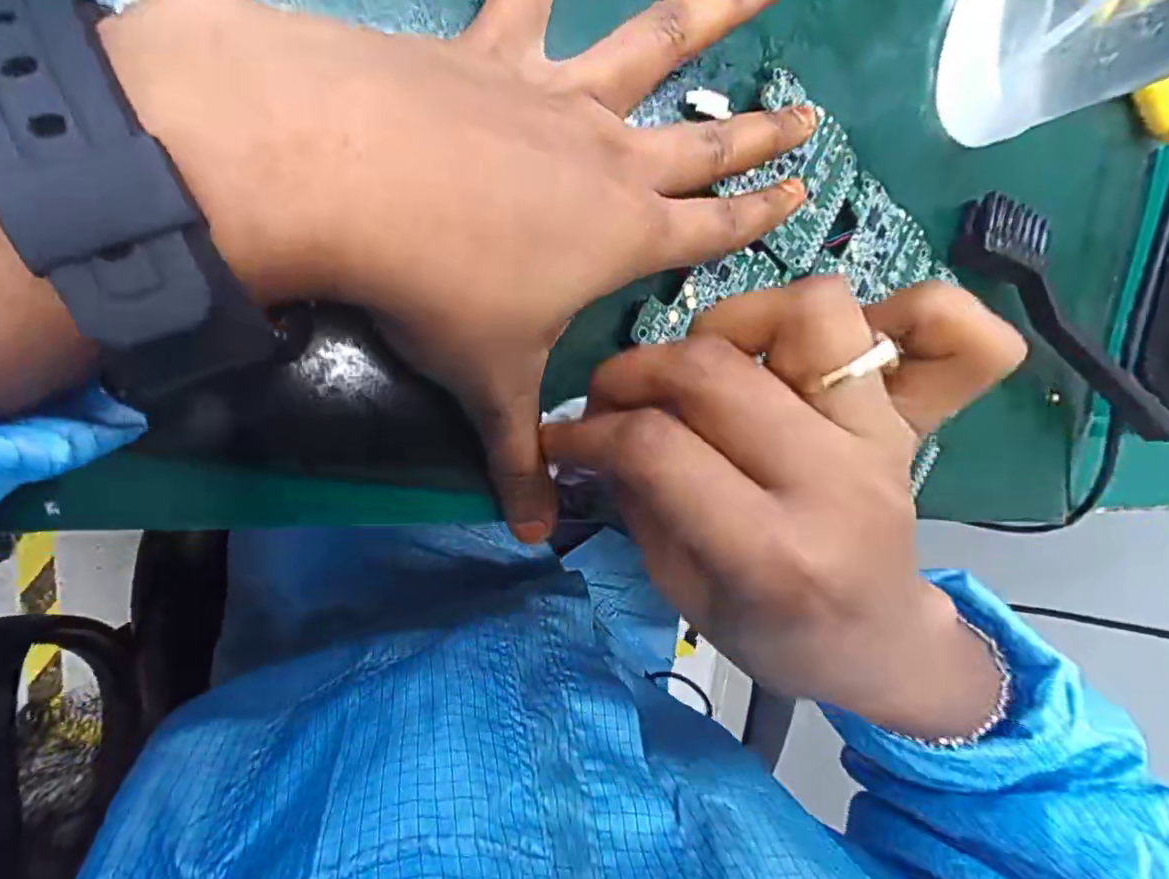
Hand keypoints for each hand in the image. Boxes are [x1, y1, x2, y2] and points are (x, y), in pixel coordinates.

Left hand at [104, 0, 815, 540]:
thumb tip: (530, 537)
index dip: (756, 216)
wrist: (362, 188)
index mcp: (620, 236)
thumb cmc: (444, 295)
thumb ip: (517, 463)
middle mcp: (605, 157)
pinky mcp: (489, 53)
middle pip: (699, 145)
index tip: (802, 189)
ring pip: (646, 45)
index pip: (709, 231)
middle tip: (805, 109)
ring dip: (704, 15)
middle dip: (755, 134)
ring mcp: (553, 97)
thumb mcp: (488, 389)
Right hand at [541, 278, 1026, 738]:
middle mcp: (830, 480)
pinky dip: (841, 312)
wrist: (878, 645)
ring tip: (695, 364)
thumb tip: (597, 435)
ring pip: (808, 313)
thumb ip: (641, 505)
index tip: (559, 443)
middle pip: (711, 372)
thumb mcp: (681, 592)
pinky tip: (777, 350)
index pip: (656, 449)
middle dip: (631, 373)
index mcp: (768, 552)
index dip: (588, 434)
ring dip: (725, 324)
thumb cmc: (770, 637)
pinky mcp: (901, 415)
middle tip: (605, 400)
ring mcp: (878, 437)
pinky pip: (919, 313)